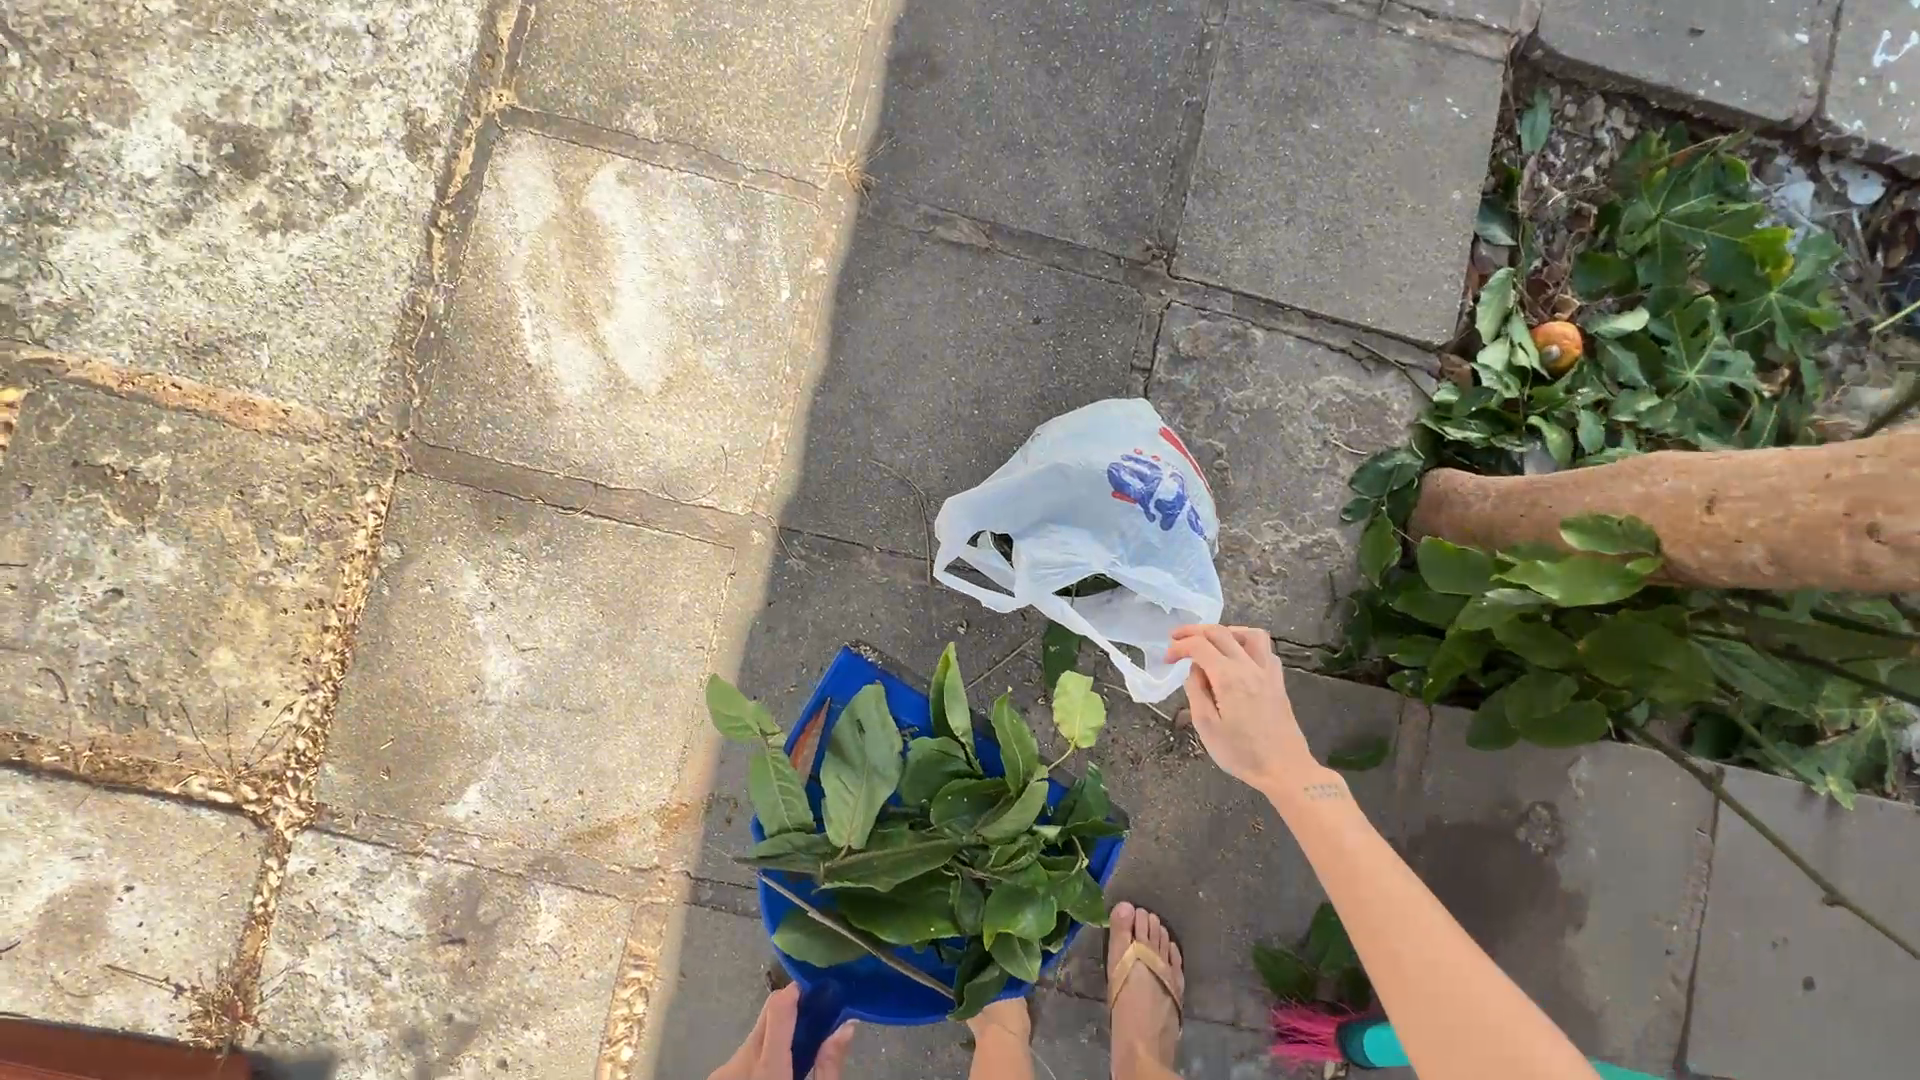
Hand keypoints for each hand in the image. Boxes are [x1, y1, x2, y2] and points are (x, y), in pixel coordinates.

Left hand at [706, 984, 856, 1079]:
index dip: (797, 992)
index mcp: (767, 1071)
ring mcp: (721, 1075)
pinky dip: (758, 1058)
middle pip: (765, 1019)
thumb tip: (847, 1026)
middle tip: (815, 1026)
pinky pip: (741, 1058)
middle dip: (790, 1015)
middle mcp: (737, 1066)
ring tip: (794, 1062)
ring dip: (774, 1040)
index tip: (816, 992)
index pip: (777, 1008)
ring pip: (753, 1039)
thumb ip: (829, 1066)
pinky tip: (771, 1076)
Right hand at [1166, 625, 1320, 792]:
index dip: (1179, 647)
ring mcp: (1268, 673)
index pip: (1199, 646)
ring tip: (1211, 642)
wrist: (1285, 769)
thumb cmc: (1241, 753)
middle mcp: (1249, 667)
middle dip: (1194, 631)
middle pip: (1221, 632)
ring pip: (1250, 635)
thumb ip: (1197, 692)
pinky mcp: (1278, 682)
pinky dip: (1248, 645)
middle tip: (1177, 639)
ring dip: (1226, 631)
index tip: (1167, 659)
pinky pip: (1265, 651)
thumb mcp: (1207, 726)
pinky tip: (1239, 658)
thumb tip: (1194, 670)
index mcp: (1228, 677)